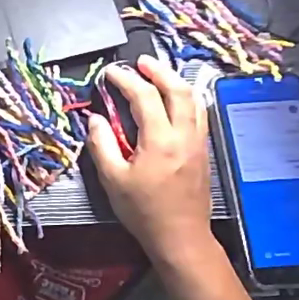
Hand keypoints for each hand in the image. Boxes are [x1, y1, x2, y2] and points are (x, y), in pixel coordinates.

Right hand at [85, 54, 212, 259]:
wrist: (180, 236)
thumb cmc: (143, 211)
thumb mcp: (112, 179)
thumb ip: (102, 145)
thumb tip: (95, 119)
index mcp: (160, 140)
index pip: (144, 96)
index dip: (125, 79)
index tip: (110, 73)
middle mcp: (184, 135)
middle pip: (177, 89)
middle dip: (158, 70)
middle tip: (141, 62)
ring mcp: (198, 142)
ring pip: (193, 99)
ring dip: (175, 81)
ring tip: (158, 74)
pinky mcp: (203, 151)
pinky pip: (198, 114)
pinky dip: (185, 98)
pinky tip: (174, 102)